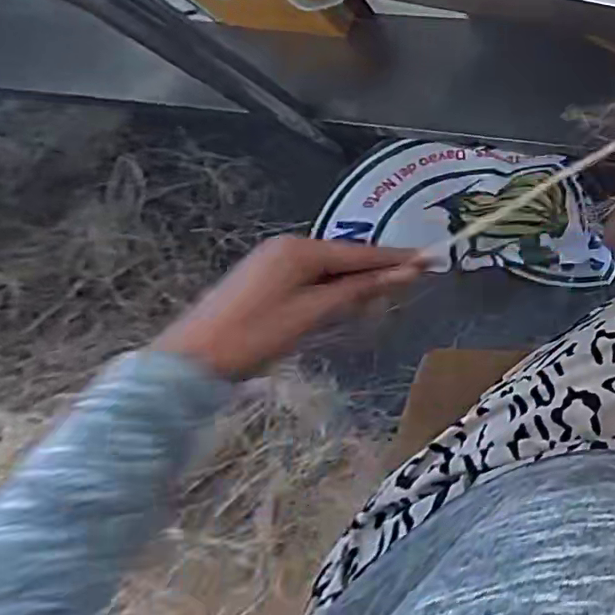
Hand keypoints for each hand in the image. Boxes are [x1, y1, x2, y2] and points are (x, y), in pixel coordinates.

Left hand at [153, 237, 425, 378]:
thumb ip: (363, 287)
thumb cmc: (253, 335)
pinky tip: (346, 302)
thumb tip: (410, 272)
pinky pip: (313, 277)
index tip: (433, 259)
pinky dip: (333, 289)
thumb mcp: (315, 311)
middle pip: (348, 258)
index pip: (363, 252)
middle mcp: (287, 247)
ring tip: (380, 299)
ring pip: (331, 269)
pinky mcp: (263, 280)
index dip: (399, 259)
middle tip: (409, 285)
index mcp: (299, 249)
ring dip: (355, 284)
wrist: (181, 367)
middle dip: (377, 273)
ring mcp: (272, 263)